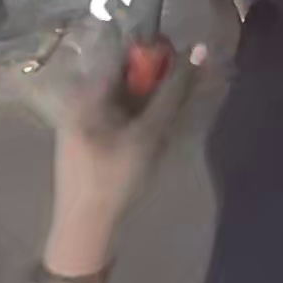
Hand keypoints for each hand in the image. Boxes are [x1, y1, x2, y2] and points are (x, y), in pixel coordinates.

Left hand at [26, 24, 202, 272]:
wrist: (85, 233)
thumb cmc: (114, 177)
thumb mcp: (149, 132)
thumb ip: (175, 89)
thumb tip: (199, 49)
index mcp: (87, 93)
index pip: (126, 53)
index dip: (157, 51)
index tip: (183, 58)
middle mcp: (82, 99)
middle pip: (128, 72)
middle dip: (158, 78)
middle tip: (181, 91)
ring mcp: (86, 119)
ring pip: (129, 93)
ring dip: (154, 98)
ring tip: (169, 118)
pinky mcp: (93, 136)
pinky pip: (124, 110)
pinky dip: (143, 113)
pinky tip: (156, 131)